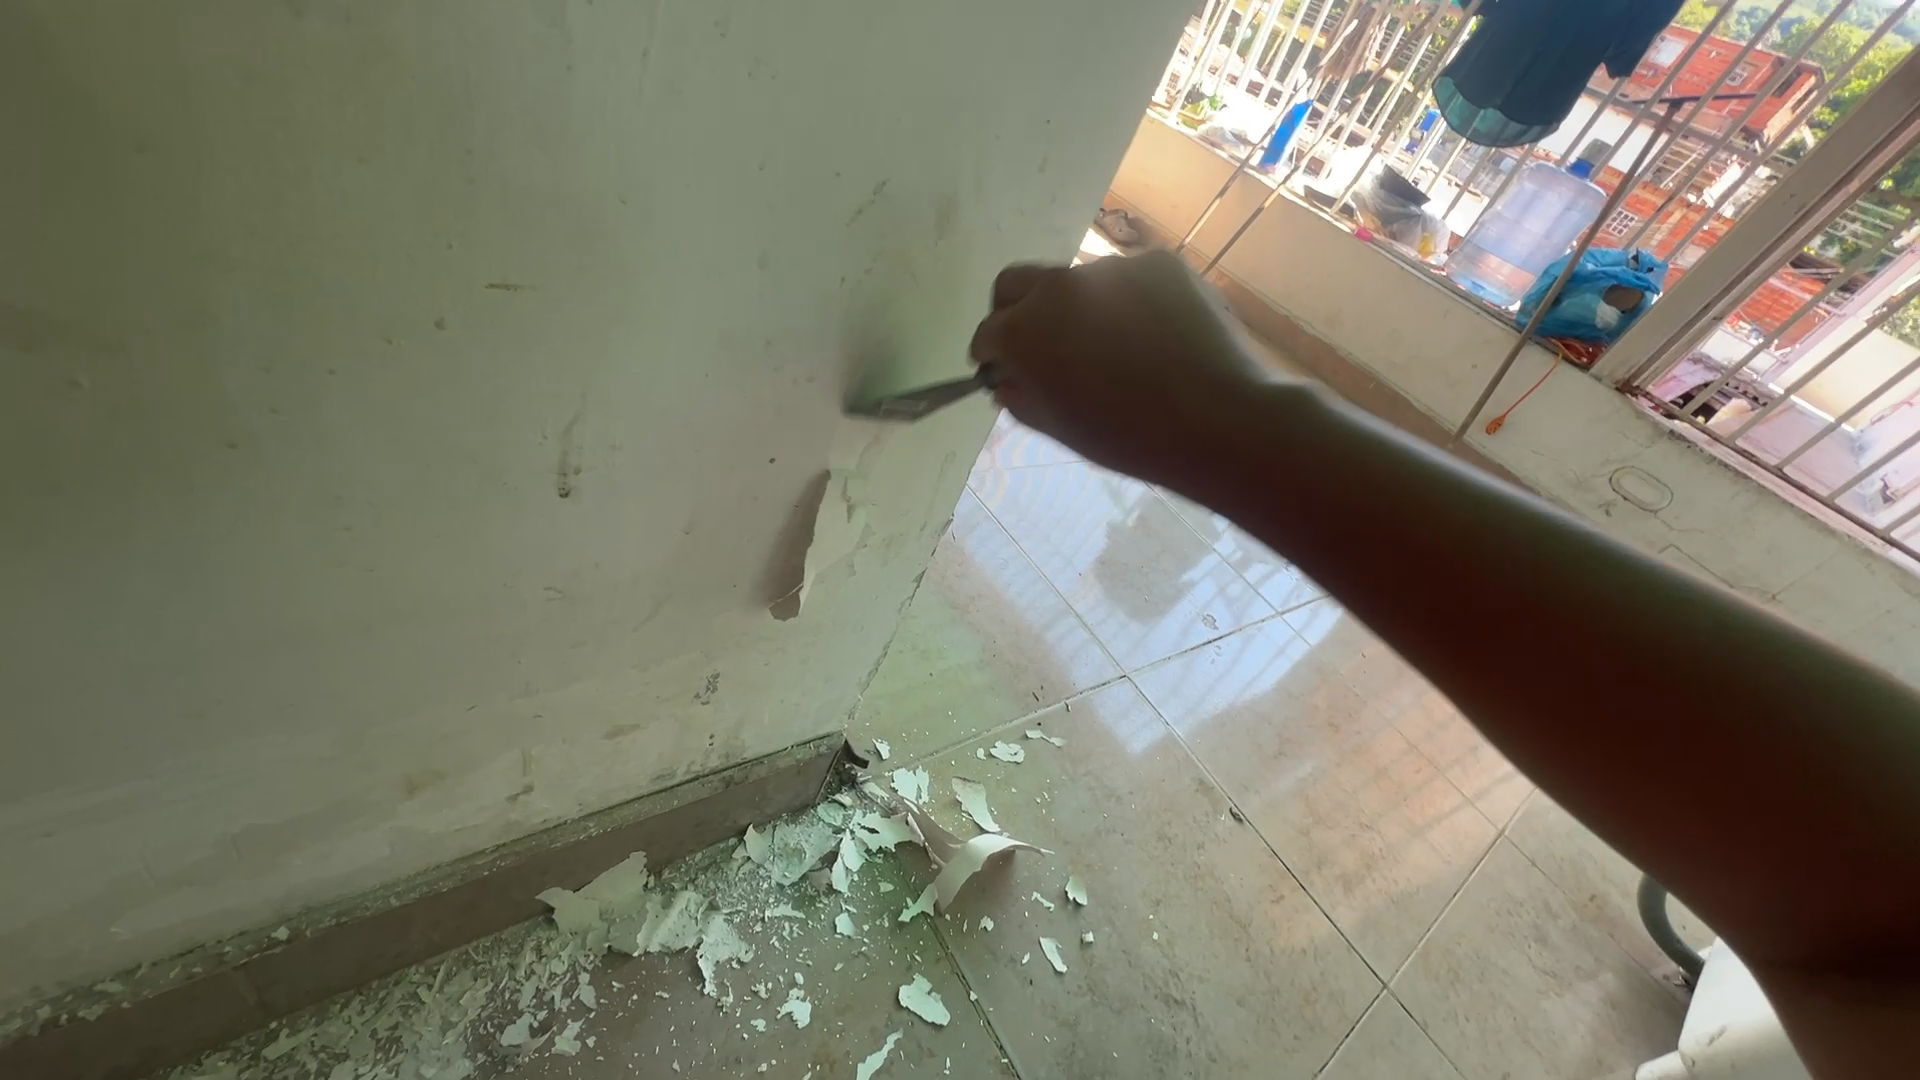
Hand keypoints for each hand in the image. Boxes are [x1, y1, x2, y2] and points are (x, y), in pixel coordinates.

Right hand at [967, 250, 1270, 486]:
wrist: (1216, 418)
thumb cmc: (1127, 436)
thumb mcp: (1059, 427)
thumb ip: (1019, 397)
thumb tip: (1006, 378)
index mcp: (1025, 331)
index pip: (987, 332)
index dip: (990, 354)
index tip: (1001, 369)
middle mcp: (1059, 285)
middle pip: (1015, 284)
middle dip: (1015, 312)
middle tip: (1039, 345)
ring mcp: (1111, 267)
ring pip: (1075, 283)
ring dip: (1077, 310)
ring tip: (1113, 350)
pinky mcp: (1158, 262)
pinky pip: (1126, 281)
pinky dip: (1126, 304)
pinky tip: (1151, 338)